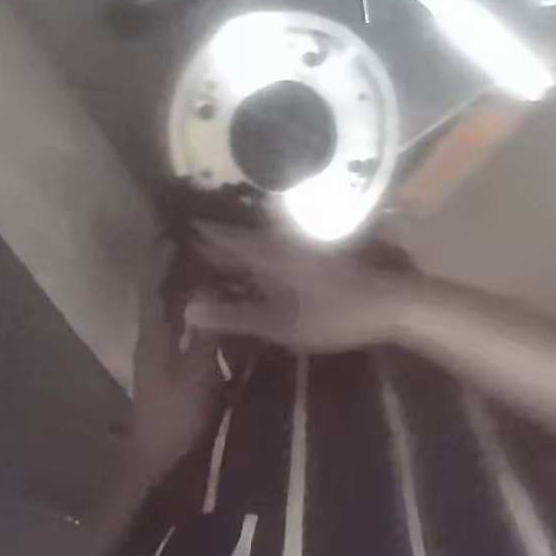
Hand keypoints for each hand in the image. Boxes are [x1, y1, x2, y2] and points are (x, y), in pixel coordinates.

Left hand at [130, 240, 224, 476]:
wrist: (158, 461)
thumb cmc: (177, 416)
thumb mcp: (198, 373)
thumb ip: (206, 332)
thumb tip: (211, 290)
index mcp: (153, 335)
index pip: (152, 287)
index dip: (159, 261)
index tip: (172, 234)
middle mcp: (151, 338)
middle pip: (158, 295)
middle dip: (171, 270)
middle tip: (197, 247)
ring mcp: (158, 354)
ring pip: (168, 312)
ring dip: (181, 290)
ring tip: (206, 271)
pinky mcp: (168, 368)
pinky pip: (178, 329)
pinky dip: (190, 314)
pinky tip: (210, 313)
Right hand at [183, 224, 405, 352]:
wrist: (388, 304)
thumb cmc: (332, 315)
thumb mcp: (279, 323)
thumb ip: (233, 316)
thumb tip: (187, 309)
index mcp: (264, 252)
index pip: (219, 236)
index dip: (194, 234)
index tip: (167, 231)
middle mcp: (275, 243)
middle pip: (234, 239)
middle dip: (208, 244)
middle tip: (178, 250)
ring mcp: (294, 249)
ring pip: (252, 247)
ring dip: (230, 253)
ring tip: (205, 262)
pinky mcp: (308, 259)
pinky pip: (268, 255)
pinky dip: (251, 263)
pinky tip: (247, 276)